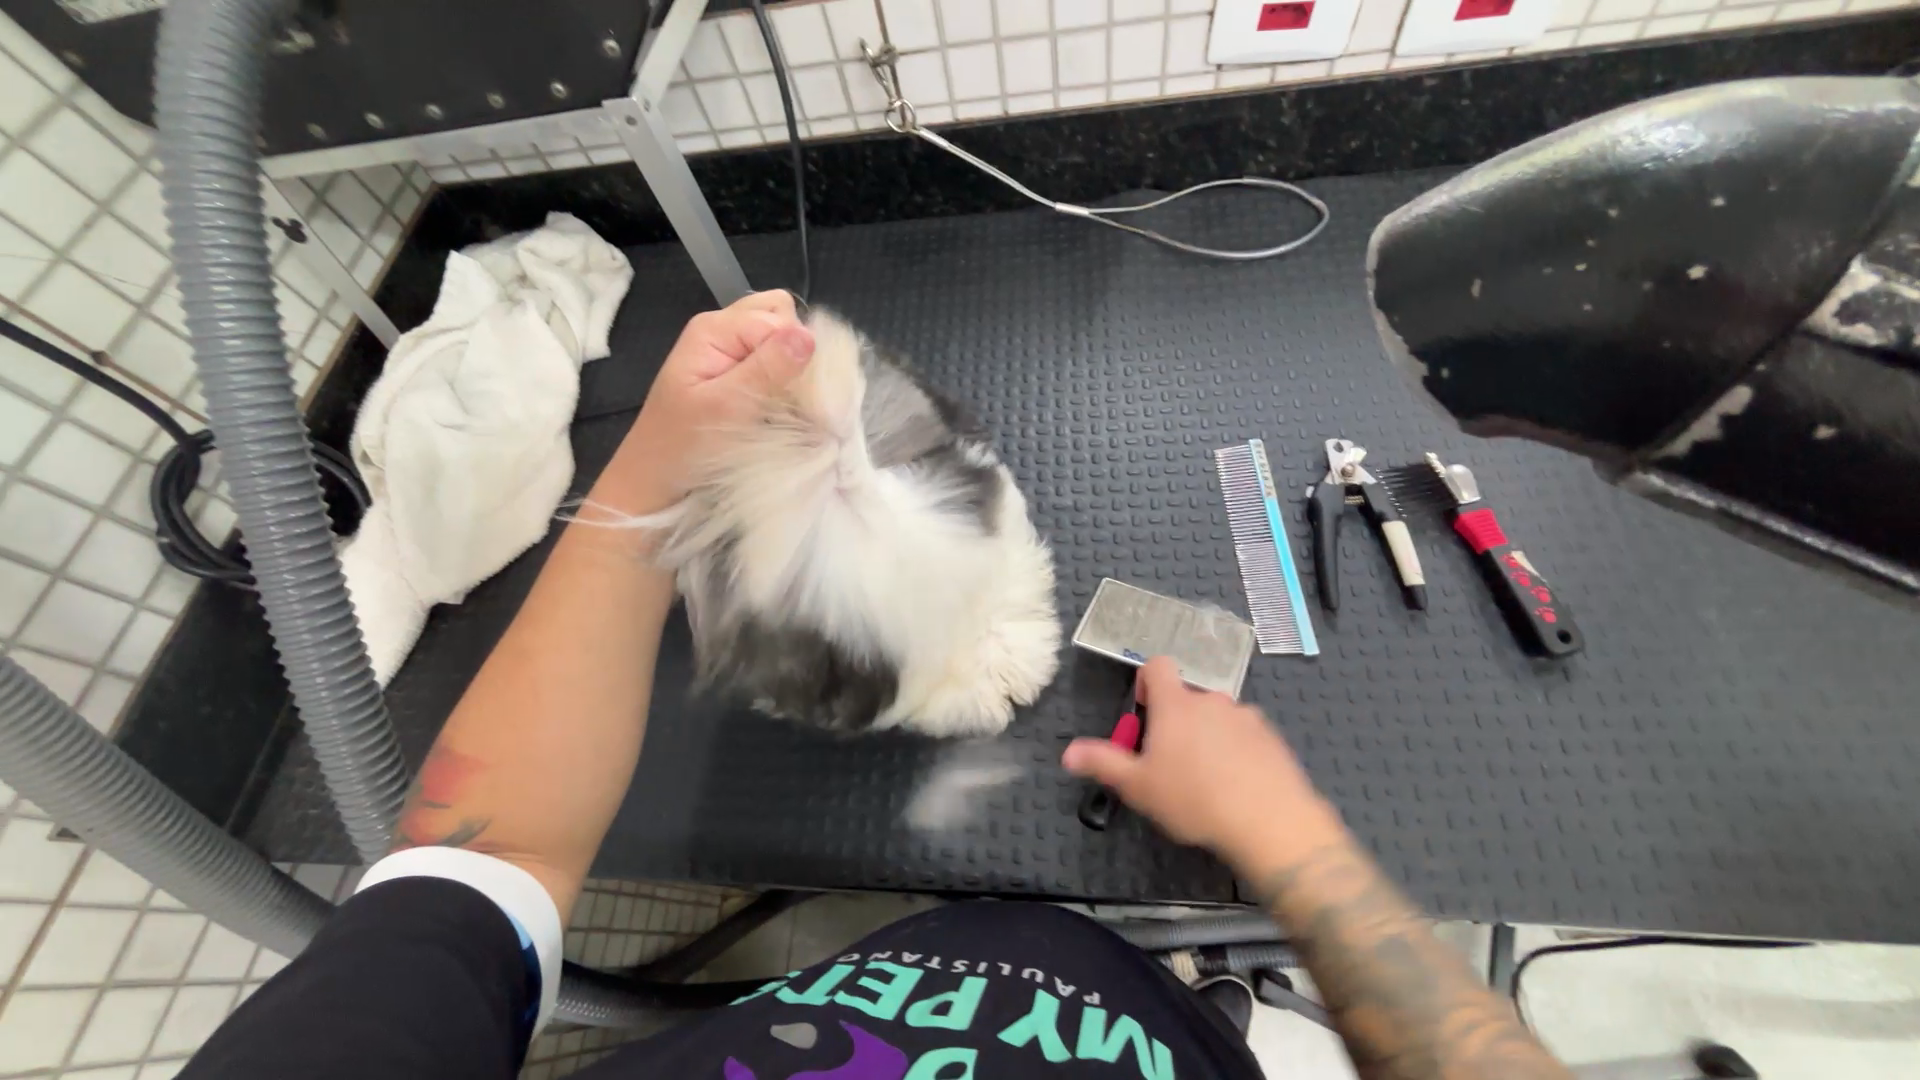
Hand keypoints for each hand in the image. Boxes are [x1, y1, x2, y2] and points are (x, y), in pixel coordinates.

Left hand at [597, 290, 815, 514]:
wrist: (657, 478)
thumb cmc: (685, 445)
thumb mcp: (727, 407)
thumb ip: (767, 369)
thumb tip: (808, 335)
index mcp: (714, 329)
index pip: (778, 319)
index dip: (796, 352)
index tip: (796, 392)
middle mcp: (723, 329)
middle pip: (780, 313)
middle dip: (796, 347)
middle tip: (790, 390)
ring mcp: (730, 349)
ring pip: (781, 334)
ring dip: (793, 363)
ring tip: (788, 397)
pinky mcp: (739, 371)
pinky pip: (775, 358)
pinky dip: (787, 376)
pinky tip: (782, 402)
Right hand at [1062, 657, 1346, 869]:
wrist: (1271, 823)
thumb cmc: (1194, 799)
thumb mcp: (1138, 787)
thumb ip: (1103, 764)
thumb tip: (1068, 753)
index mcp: (1175, 704)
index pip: (1157, 665)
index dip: (1147, 682)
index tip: (1146, 713)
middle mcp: (1211, 700)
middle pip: (1186, 697)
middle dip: (1176, 721)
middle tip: (1171, 762)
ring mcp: (1246, 716)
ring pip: (1217, 717)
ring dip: (1208, 735)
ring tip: (1207, 778)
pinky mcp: (1273, 737)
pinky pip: (1245, 734)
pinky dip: (1237, 750)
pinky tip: (1237, 784)